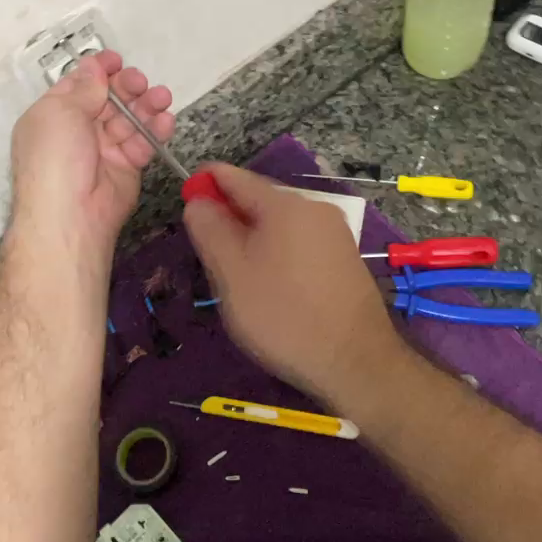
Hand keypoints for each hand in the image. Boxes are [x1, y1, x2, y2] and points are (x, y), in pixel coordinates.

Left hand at [10, 50, 173, 251]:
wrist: (70, 216)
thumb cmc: (55, 158)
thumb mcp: (60, 113)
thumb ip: (84, 88)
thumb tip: (93, 67)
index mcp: (54, 115)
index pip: (78, 85)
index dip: (98, 71)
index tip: (117, 60)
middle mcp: (78, 131)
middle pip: (108, 99)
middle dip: (126, 87)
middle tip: (140, 82)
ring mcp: (103, 150)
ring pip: (129, 119)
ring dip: (146, 105)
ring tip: (161, 97)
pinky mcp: (127, 167)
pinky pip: (143, 143)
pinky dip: (155, 130)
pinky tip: (165, 120)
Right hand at [182, 165, 402, 399]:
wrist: (355, 363)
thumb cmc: (284, 316)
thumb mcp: (232, 274)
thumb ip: (211, 230)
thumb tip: (198, 200)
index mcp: (285, 205)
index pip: (236, 178)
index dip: (207, 182)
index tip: (185, 196)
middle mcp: (315, 209)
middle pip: (260, 200)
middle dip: (230, 215)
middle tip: (206, 249)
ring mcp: (335, 234)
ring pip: (280, 225)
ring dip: (252, 238)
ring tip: (235, 275)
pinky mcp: (345, 260)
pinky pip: (299, 243)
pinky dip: (276, 252)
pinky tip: (268, 285)